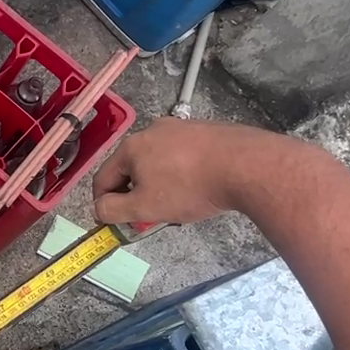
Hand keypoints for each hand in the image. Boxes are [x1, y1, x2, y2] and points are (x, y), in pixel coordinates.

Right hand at [91, 118, 303, 225]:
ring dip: (159, 184)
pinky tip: (199, 186)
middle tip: (150, 216)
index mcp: (131, 147)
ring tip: (178, 203)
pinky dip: (183, 173)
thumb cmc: (190, 188)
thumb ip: (111, 211)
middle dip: (135, 194)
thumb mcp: (144, 208)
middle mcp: (152, 130)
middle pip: (131, 169)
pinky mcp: (207, 130)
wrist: (250, 166)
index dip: (104, 204)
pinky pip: (183, 155)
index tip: (116, 222)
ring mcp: (181, 127)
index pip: (102, 179)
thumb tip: (100, 208)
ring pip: (157, 162)